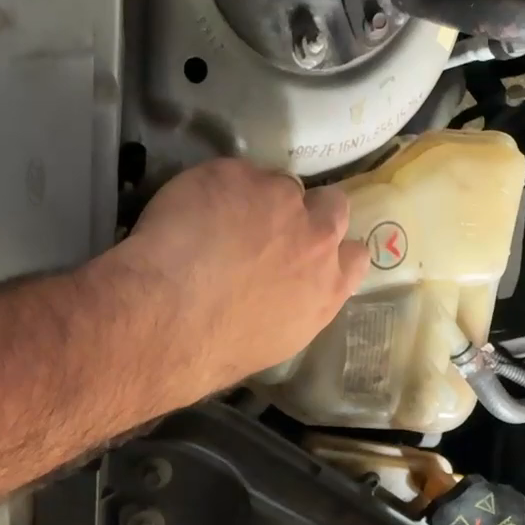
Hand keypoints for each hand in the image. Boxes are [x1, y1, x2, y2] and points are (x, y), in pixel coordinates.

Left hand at [91, 158, 367, 406]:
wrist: (170, 318)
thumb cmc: (217, 350)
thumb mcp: (275, 342)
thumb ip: (295, 304)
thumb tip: (283, 292)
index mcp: (326, 288)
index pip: (353, 254)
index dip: (330, 248)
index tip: (306, 251)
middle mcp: (315, 238)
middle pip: (332, 204)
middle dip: (306, 210)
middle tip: (268, 226)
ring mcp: (278, 199)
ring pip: (278, 184)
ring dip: (256, 198)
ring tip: (218, 221)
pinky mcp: (236, 175)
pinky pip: (232, 174)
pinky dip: (214, 190)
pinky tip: (189, 215)